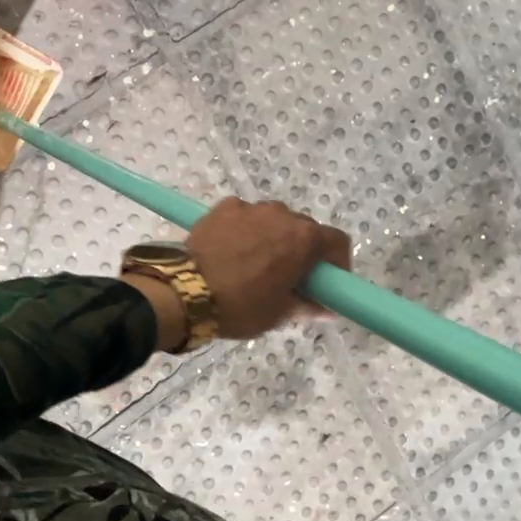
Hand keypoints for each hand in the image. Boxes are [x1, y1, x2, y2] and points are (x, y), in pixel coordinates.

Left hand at [186, 197, 351, 339]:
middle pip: (303, 229)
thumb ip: (308, 305)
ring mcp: (249, 208)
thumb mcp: (279, 313)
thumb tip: (326, 308)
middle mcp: (281, 215)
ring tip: (256, 263)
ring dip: (272, 238)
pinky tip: (231, 251)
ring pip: (272, 221)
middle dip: (302, 251)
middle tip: (289, 277)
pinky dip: (244, 230)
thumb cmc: (240, 305)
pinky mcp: (222, 208)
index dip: (336, 264)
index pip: (337, 243)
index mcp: (304, 239)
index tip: (326, 283)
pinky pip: (244, 217)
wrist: (184, 292)